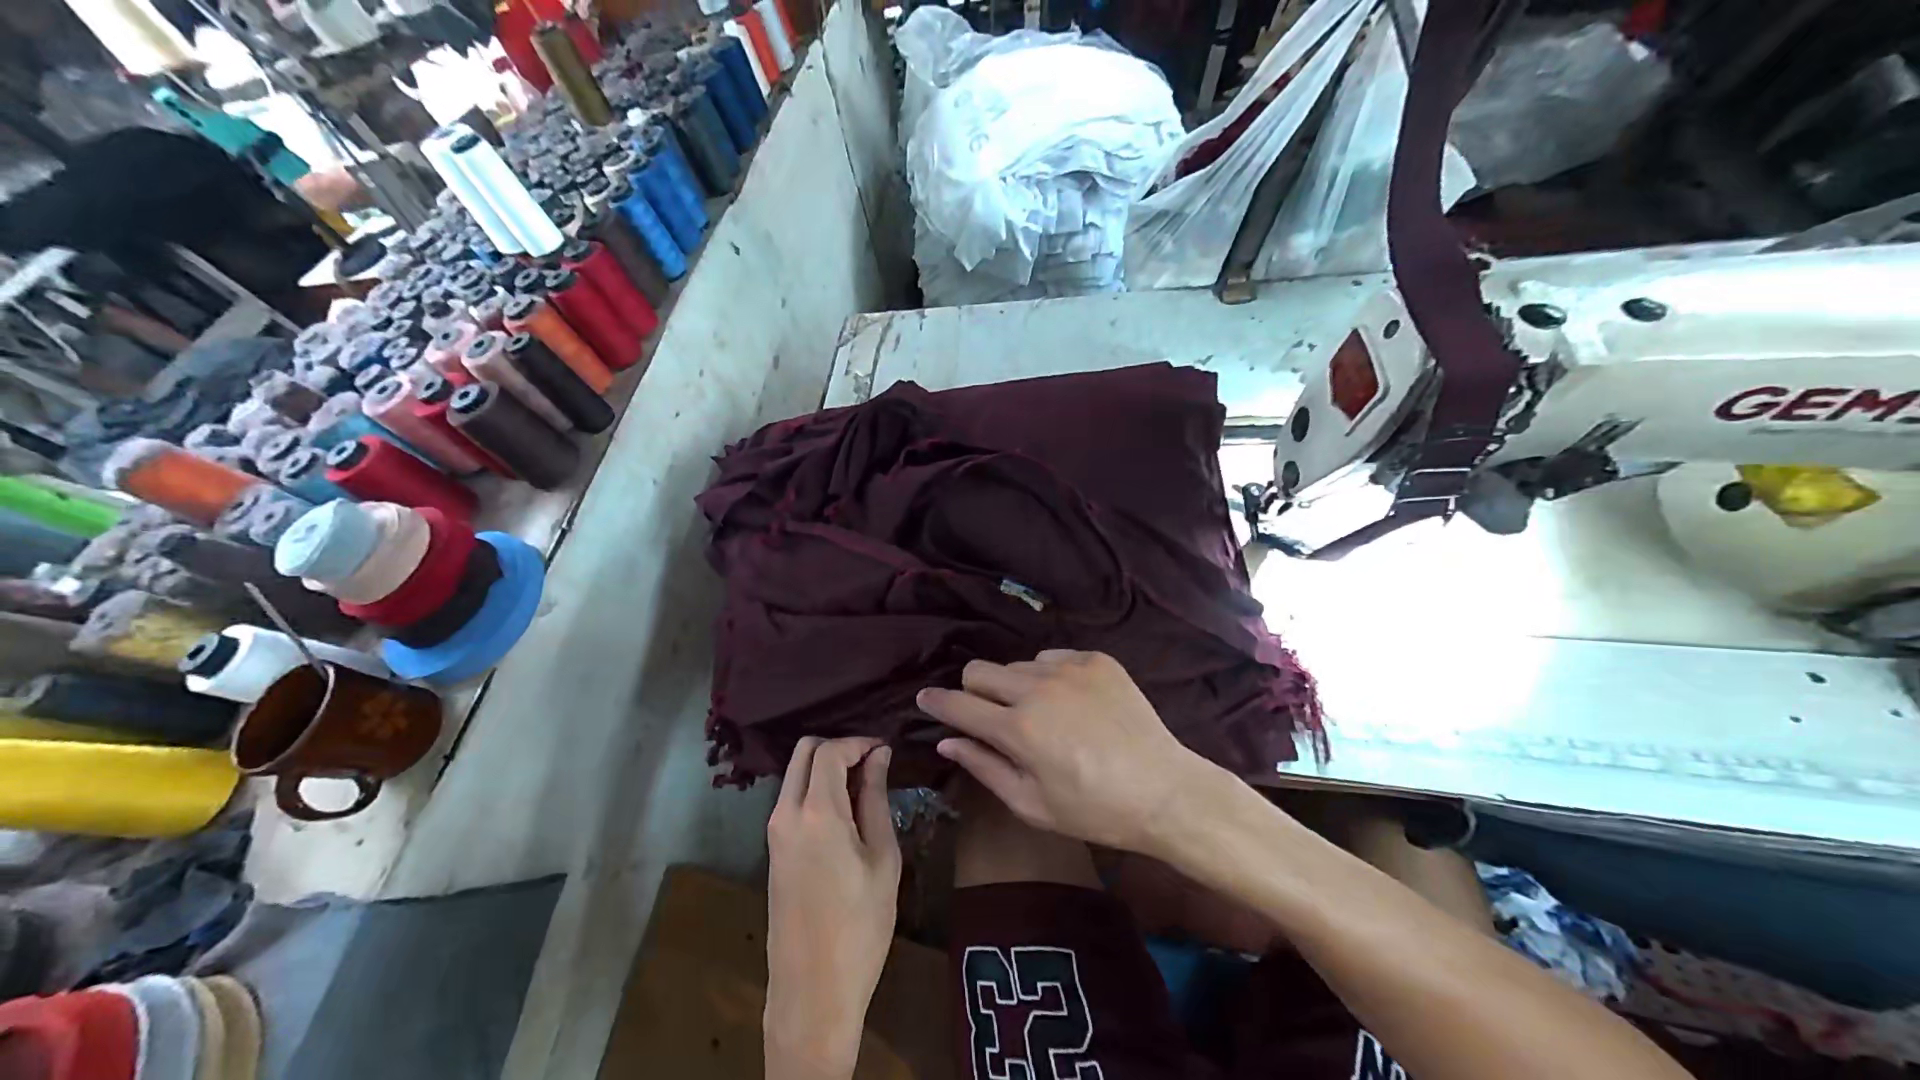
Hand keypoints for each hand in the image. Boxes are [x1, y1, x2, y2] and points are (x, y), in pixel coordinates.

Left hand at [765, 737, 899, 1079]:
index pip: (830, 751)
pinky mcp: (772, 850)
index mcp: (817, 813)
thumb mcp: (883, 858)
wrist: (813, 988)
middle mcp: (785, 813)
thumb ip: (876, 799)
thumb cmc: (861, 924)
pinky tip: (845, 808)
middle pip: (803, 752)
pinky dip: (815, 789)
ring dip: (825, 767)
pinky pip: (791, 799)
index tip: (886, 749)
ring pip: (795, 774)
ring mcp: (773, 832)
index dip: (859, 742)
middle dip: (837, 747)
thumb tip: (879, 756)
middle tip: (872, 762)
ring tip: (864, 784)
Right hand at [918, 650, 1232, 857]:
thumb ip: (984, 767)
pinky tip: (1070, 703)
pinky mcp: (1098, 660)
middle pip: (980, 671)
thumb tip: (947, 742)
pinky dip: (1050, 676)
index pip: (958, 705)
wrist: (1166, 791)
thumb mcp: (1031, 804)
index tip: (926, 699)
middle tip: (993, 718)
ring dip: (1015, 686)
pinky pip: (1053, 657)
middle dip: (974, 692)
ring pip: (1017, 664)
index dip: (936, 702)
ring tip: (1042, 715)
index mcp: (1018, 728)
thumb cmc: (1094, 810)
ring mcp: (1070, 668)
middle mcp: (1038, 688)